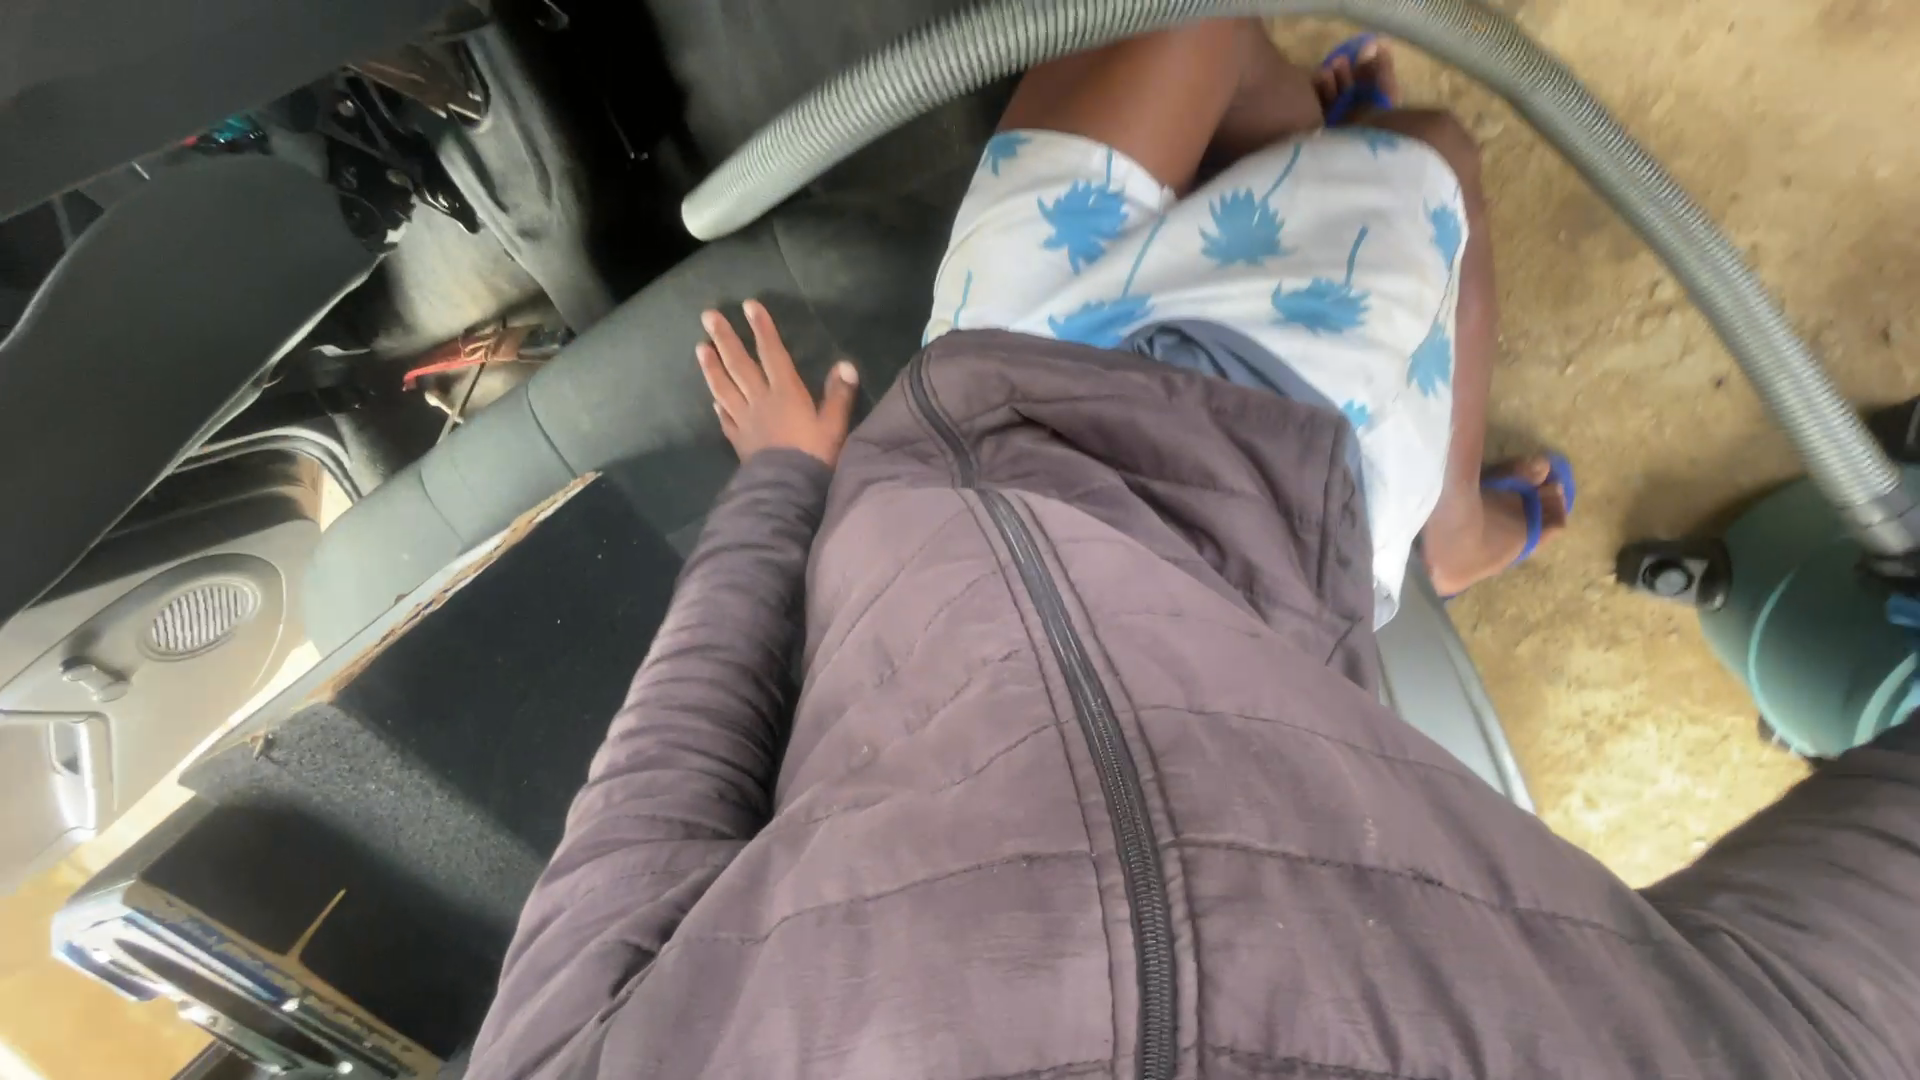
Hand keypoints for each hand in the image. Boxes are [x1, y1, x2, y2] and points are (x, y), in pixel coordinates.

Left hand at [696, 301, 858, 466]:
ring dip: (712, 367)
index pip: (772, 354)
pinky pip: (726, 418)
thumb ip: (839, 395)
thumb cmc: (814, 455)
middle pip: (739, 365)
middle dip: (725, 339)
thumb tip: (846, 364)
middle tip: (708, 316)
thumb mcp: (834, 425)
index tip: (749, 306)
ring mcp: (745, 420)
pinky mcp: (739, 440)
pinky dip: (719, 405)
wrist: (787, 489)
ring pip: (725, 387)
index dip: (762, 329)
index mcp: (785, 392)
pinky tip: (714, 399)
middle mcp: (760, 400)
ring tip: (700, 348)